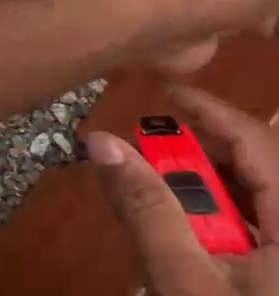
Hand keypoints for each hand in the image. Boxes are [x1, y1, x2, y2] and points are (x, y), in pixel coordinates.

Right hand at [90, 86, 278, 293]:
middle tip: (153, 155)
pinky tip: (198, 241)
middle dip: (207, 154)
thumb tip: (100, 140)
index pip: (262, 145)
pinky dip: (226, 223)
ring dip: (211, 191)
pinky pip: (266, 231)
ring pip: (261, 200)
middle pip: (265, 170)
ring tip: (166, 205)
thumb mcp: (184, 279)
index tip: (163, 87)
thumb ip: (145, 207)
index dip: (212, 110)